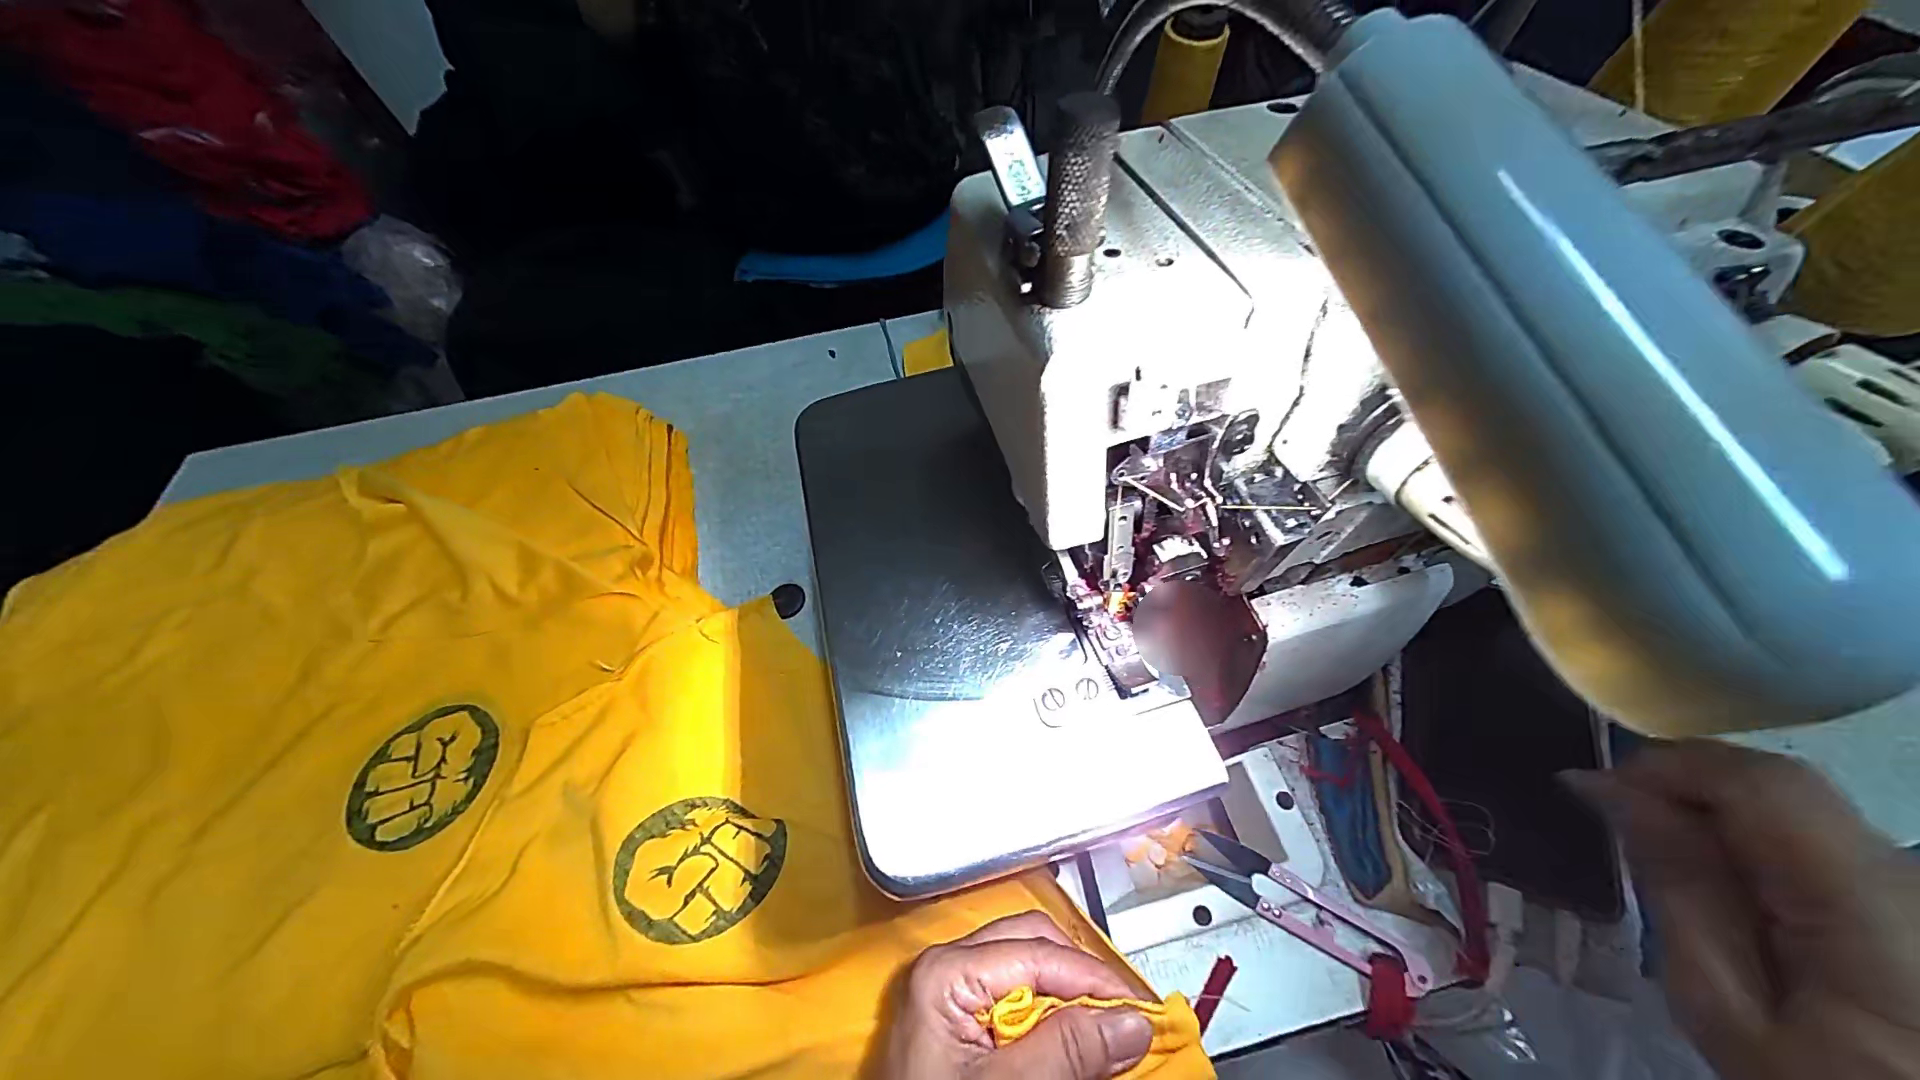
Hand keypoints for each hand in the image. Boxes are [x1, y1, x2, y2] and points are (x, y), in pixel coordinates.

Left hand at [874, 911, 1154, 1079]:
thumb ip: (1065, 1052)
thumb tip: (1129, 1022)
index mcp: (946, 971)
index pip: (1038, 951)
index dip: (1094, 978)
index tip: (1140, 1011)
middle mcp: (947, 966)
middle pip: (1032, 944)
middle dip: (1081, 978)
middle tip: (1125, 1020)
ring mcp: (950, 989)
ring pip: (1025, 966)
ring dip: (1067, 997)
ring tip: (1103, 1034)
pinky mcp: (957, 1019)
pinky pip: (1012, 996)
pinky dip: (1047, 1017)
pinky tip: (1068, 1043)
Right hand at [1565, 741, 1919, 1079]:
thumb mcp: (1723, 1007)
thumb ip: (1678, 889)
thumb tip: (1608, 787)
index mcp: (1876, 914)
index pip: (1764, 785)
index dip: (1670, 766)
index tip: (1595, 791)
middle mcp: (1915, 881)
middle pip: (1779, 786)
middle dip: (1682, 788)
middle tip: (1618, 824)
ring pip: (1792, 804)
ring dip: (1712, 812)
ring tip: (1668, 858)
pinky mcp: (1914, 895)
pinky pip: (1815, 831)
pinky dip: (1751, 836)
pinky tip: (1730, 883)